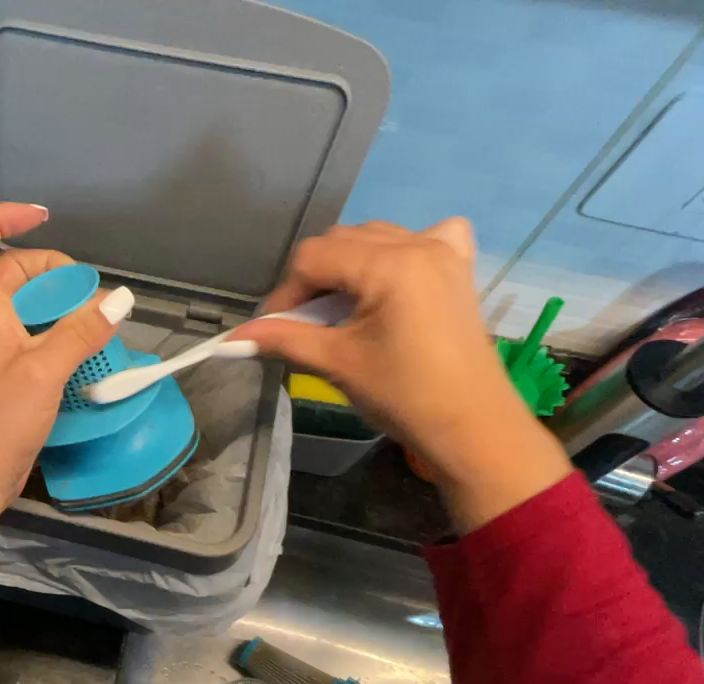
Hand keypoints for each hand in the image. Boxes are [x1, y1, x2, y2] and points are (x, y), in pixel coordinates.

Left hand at [0, 203, 134, 544]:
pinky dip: (60, 332)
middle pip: (9, 270)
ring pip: (26, 305)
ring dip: (59, 301)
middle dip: (50, 267)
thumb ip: (81, 333)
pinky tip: (87, 349)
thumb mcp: (44, 373)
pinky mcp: (10, 373)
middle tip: (86, 289)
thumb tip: (119, 299)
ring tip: (94, 317)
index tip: (41, 218)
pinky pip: (35, 336)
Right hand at [230, 218, 570, 531]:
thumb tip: (232, 339)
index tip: (276, 331)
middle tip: (305, 327)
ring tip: (341, 315)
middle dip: (313, 282)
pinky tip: (390, 284)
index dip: (285, 293)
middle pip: (341, 242)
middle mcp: (419, 243)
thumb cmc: (403, 395)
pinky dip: (395, 255)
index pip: (313, 258)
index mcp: (391, 265)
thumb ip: (283, 340)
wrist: (470, 424)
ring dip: (346, 270)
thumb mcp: (336, 364)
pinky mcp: (458, 267)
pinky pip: (419, 240)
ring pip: (373, 239)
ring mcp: (444, 251)